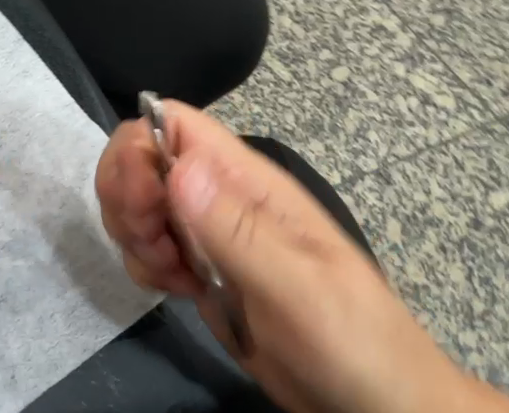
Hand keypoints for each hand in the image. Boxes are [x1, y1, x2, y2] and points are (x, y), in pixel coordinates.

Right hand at [96, 102, 508, 412]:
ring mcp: (207, 233)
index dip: (140, 147)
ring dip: (132, 235)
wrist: (381, 407)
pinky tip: (175, 292)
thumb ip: (237, 229)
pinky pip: (145, 245)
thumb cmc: (355, 341)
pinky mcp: (198, 269)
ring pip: (136, 201)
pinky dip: (143, 265)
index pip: (173, 123)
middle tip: (152, 245)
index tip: (141, 203)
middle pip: (141, 158)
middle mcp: (220, 195)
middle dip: (127, 197)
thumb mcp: (300, 288)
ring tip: (171, 277)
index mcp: (248, 182)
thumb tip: (176, 167)